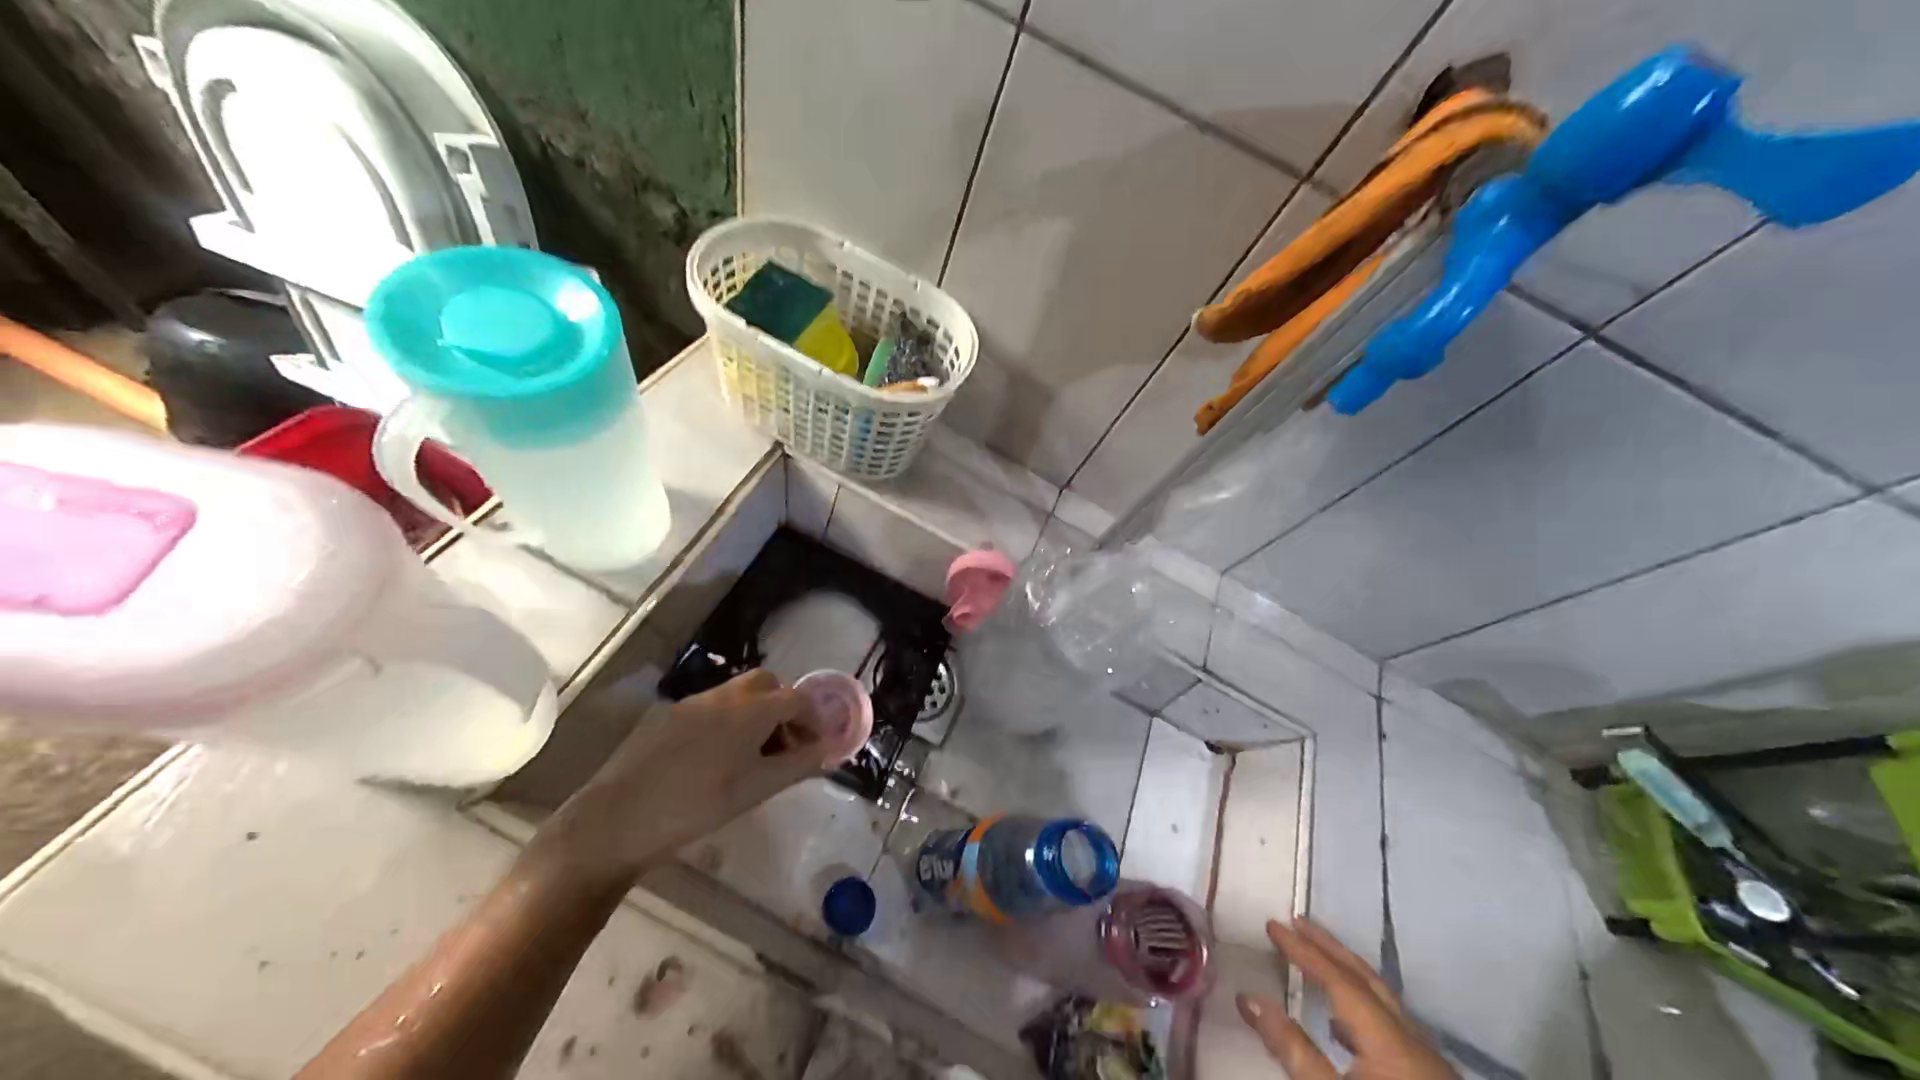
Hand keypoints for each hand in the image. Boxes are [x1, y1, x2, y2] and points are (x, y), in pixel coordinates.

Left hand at [530, 670, 825, 886]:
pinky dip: (729, 721)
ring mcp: (693, 703)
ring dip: (757, 713)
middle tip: (786, 746)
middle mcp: (724, 695)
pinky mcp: (668, 716)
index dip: (815, 718)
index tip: (819, 745)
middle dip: (785, 708)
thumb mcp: (757, 789)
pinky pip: (712, 707)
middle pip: (768, 685)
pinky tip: (717, 760)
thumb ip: (799, 765)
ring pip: (738, 694)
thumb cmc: (698, 806)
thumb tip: (830, 751)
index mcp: (752, 709)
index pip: (798, 698)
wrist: (617, 819)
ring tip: (753, 757)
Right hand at [1237, 918, 1458, 1079]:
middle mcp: (1412, 1040)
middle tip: (1297, 922)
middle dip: (1330, 948)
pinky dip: (1362, 1008)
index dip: (1303, 950)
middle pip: (1367, 979)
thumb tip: (1248, 998)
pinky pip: (1391, 1025)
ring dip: (1347, 974)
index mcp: (1388, 1039)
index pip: (1338, 978)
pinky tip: (1345, 1025)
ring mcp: (1427, 1064)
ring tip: (1316, 961)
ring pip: (1384, 1001)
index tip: (1272, 924)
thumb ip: (1290, 1048)